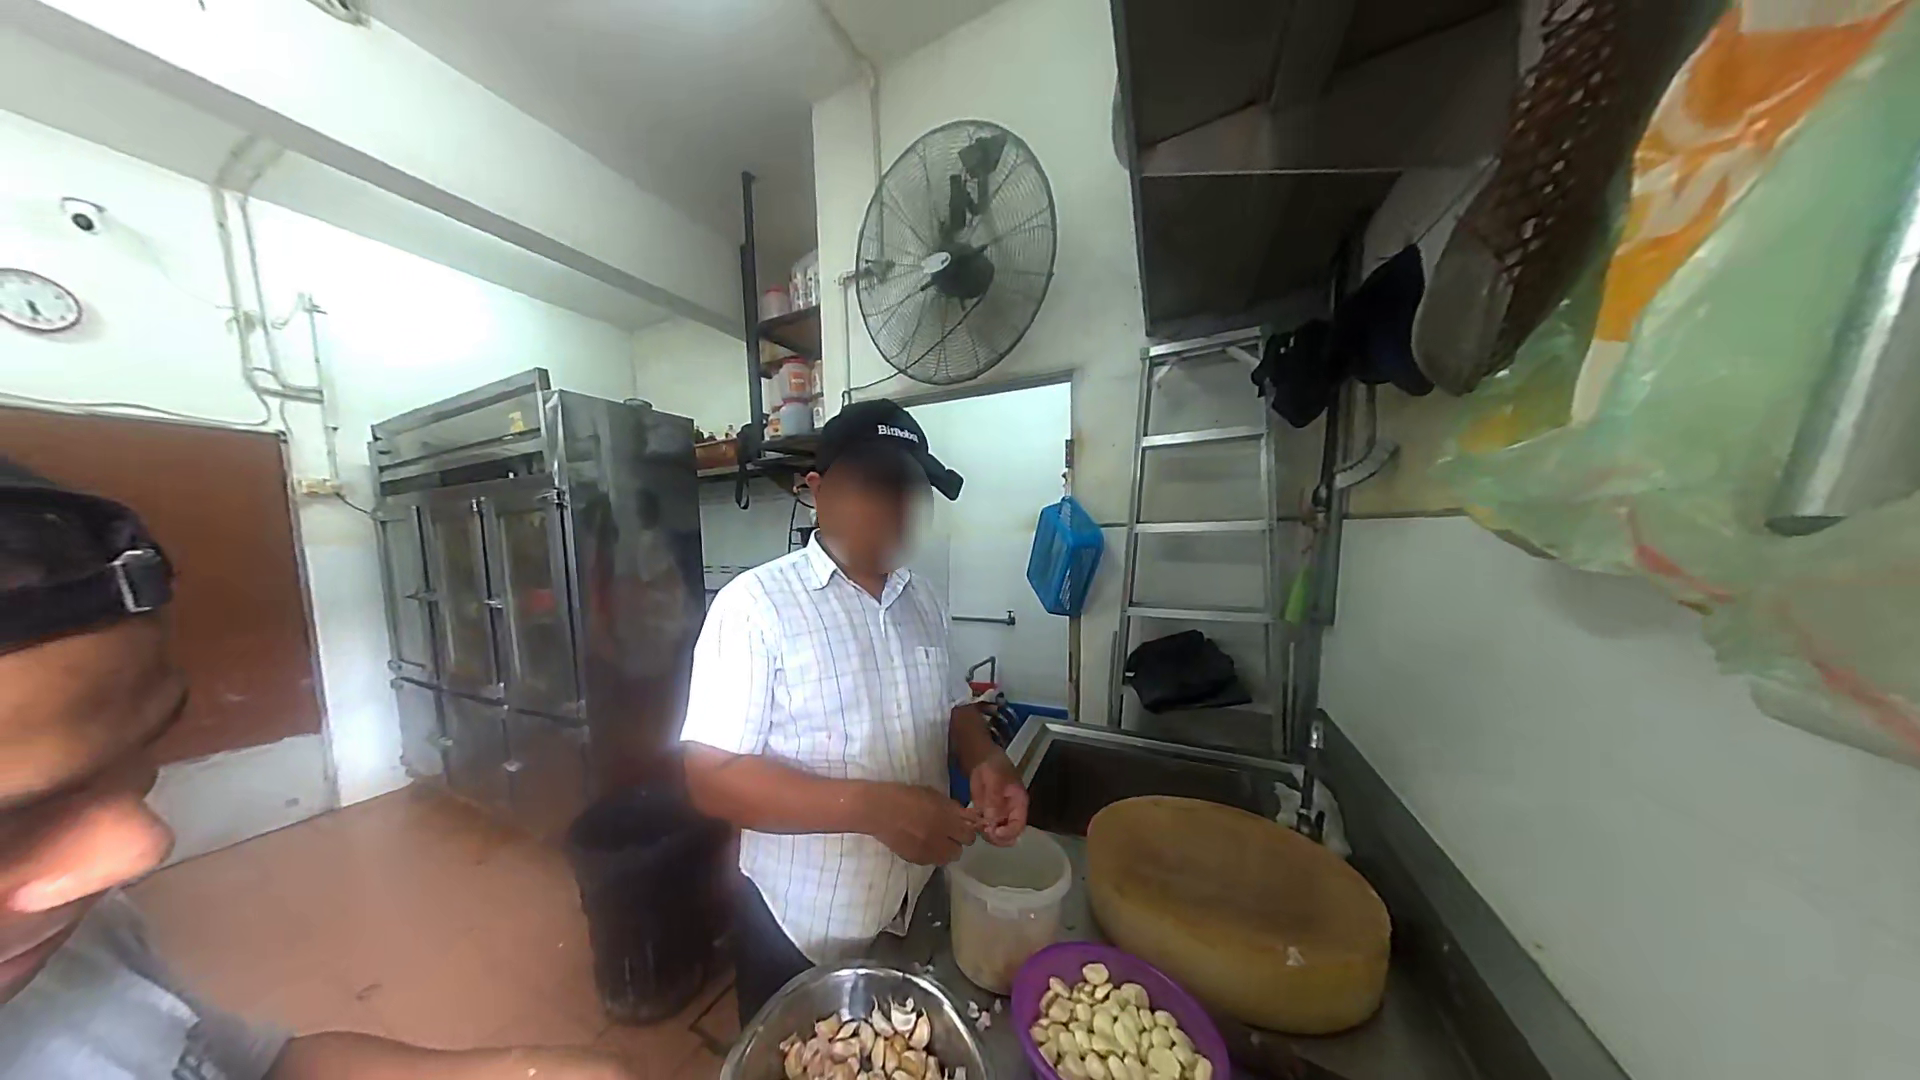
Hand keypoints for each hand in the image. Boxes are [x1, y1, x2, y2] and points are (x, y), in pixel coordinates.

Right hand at [866, 783, 982, 865]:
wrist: (880, 810)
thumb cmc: (906, 796)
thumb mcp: (932, 794)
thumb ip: (951, 807)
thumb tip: (964, 816)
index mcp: (946, 817)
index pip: (970, 834)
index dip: (967, 830)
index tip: (962, 825)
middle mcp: (941, 837)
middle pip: (961, 849)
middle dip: (958, 841)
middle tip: (949, 833)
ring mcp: (929, 851)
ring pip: (948, 858)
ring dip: (946, 850)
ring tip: (936, 840)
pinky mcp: (917, 860)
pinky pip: (932, 862)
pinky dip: (932, 854)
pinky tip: (923, 843)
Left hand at [969, 752, 1028, 846]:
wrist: (981, 760)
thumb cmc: (994, 766)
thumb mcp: (996, 779)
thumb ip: (995, 800)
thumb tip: (992, 821)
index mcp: (1019, 804)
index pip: (1019, 826)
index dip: (1009, 833)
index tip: (996, 833)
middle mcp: (1010, 813)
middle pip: (1008, 836)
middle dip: (996, 837)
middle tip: (984, 831)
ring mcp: (998, 815)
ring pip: (994, 834)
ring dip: (985, 834)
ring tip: (974, 824)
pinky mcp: (985, 814)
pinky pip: (983, 827)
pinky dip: (976, 828)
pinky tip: (968, 822)